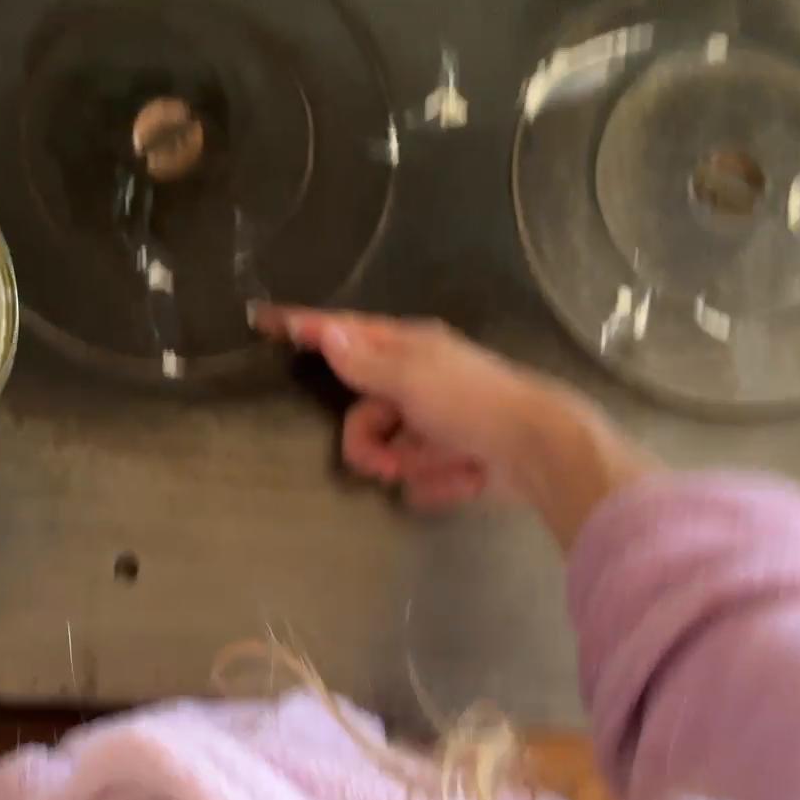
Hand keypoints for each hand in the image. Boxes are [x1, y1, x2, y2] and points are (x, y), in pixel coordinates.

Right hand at [252, 305, 655, 547]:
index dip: (303, 327)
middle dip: (371, 445)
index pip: (342, 333)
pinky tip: (463, 476)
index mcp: (406, 349)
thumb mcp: (411, 378)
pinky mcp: (446, 456)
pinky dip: (435, 480)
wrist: (536, 453)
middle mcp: (414, 382)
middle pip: (359, 416)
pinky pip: (414, 474)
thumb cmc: (472, 403)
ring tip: (442, 466)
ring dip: (408, 465)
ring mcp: (430, 423)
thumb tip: (326, 333)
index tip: (263, 319)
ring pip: (384, 451)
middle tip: (389, 460)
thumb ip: (364, 361)